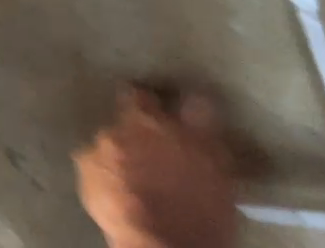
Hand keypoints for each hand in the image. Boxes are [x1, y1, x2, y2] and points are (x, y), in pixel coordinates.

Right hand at [74, 87, 237, 247]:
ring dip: (204, 134)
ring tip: (193, 140)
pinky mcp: (232, 189)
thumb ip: (104, 144)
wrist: (166, 246)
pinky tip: (203, 170)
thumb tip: (112, 136)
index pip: (137, 93)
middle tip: (176, 108)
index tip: (128, 97)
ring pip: (216, 135)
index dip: (132, 93)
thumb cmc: (120, 203)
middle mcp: (182, 133)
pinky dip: (214, 165)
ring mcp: (212, 161)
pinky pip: (225, 167)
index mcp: (142, 123)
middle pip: (195, 102)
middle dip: (187, 101)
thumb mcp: (92, 168)